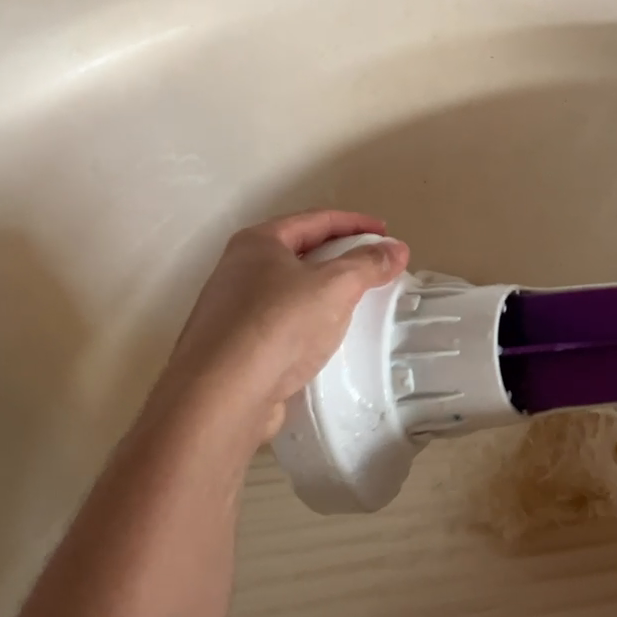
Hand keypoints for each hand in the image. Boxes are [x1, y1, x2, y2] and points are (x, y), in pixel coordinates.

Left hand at [156, 210, 409, 443]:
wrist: (220, 397)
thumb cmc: (278, 325)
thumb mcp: (335, 286)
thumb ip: (368, 264)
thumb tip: (397, 248)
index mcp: (258, 242)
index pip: (315, 219)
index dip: (355, 222)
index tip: (386, 232)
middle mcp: (238, 269)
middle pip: (299, 252)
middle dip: (339, 256)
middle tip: (374, 267)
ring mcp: (231, 311)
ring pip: (288, 290)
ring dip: (322, 291)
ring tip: (356, 302)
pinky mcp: (233, 349)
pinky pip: (280, 324)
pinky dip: (307, 323)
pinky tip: (324, 340)